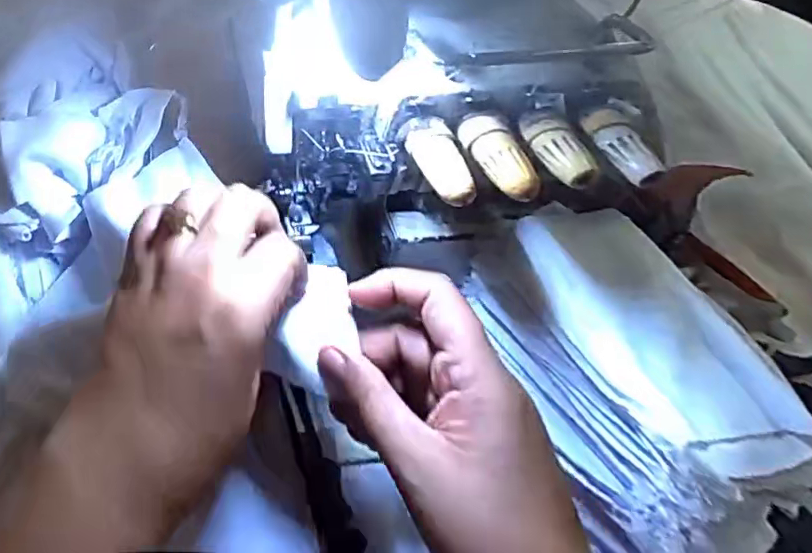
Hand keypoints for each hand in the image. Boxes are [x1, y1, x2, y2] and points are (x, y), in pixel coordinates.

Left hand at [0, 183, 304, 551]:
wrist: (121, 451)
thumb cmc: (199, 432)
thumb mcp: (255, 378)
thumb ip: (266, 319)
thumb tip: (274, 291)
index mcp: (240, 302)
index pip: (285, 249)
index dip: (295, 266)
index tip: (290, 286)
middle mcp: (201, 267)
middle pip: (243, 201)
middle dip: (263, 218)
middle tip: (261, 248)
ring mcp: (160, 261)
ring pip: (197, 194)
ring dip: (219, 208)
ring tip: (223, 235)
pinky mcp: (130, 266)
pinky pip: (153, 214)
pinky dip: (172, 218)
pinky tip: (182, 242)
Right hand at [319, 268, 585, 552]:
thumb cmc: (484, 524)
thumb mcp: (417, 461)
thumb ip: (370, 402)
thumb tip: (328, 353)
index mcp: (479, 370)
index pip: (438, 296)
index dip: (392, 286)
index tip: (346, 301)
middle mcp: (479, 377)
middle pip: (418, 338)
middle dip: (370, 353)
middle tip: (329, 382)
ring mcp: (476, 407)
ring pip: (416, 373)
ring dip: (376, 385)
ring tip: (341, 411)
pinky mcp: (470, 435)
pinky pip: (425, 404)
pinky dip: (393, 409)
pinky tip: (364, 427)